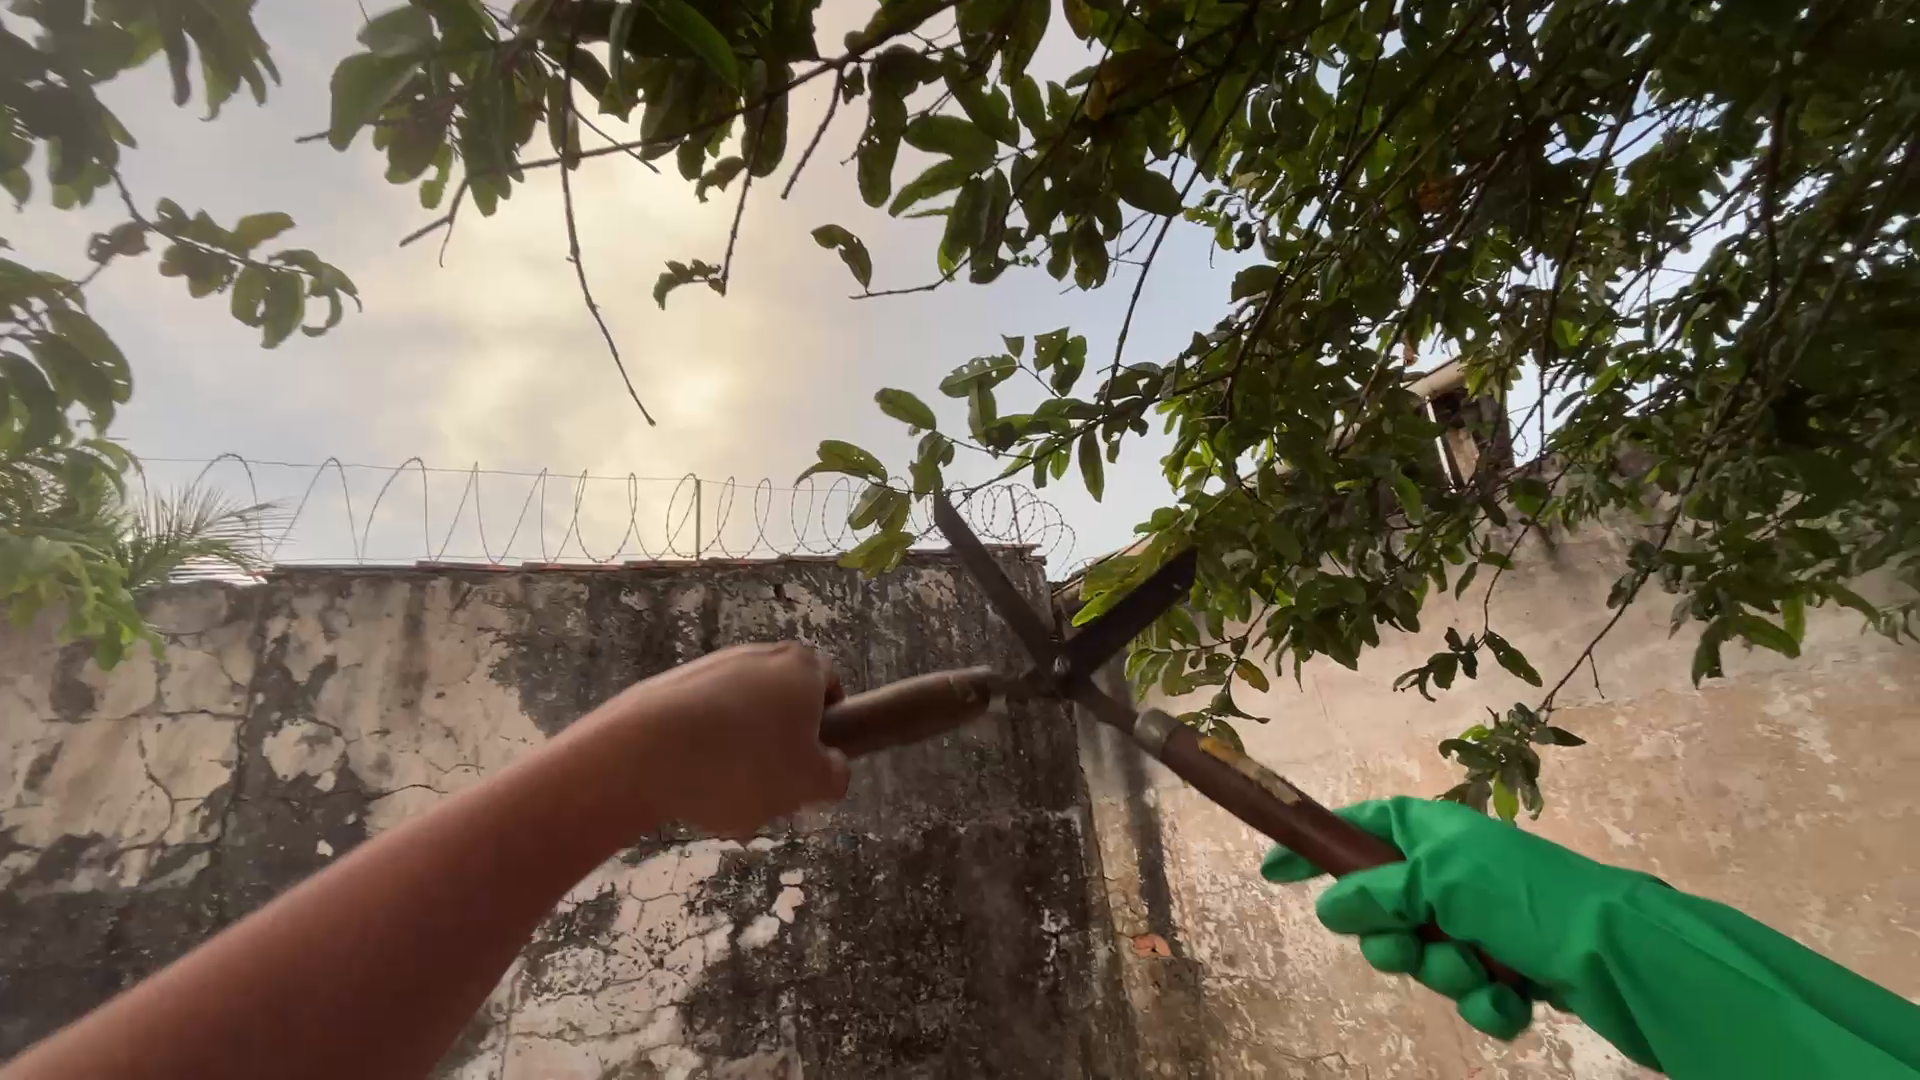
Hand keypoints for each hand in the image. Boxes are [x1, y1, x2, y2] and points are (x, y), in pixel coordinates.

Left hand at [577, 641, 850, 838]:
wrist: (644, 754)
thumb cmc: (745, 764)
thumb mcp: (811, 783)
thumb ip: (835, 775)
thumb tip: (832, 768)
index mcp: (801, 666)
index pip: (831, 685)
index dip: (831, 724)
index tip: (817, 760)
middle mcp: (759, 655)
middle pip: (783, 705)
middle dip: (780, 750)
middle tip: (773, 792)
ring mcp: (711, 667)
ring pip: (740, 719)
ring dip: (740, 760)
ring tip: (725, 805)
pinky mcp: (669, 687)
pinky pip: (700, 724)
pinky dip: (701, 755)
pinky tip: (690, 793)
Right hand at [1259, 796, 1668, 1067]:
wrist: (1632, 958)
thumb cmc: (1521, 898)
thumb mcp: (1436, 879)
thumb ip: (1373, 891)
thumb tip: (1328, 907)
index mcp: (1428, 833)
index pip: (1352, 831)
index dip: (1313, 849)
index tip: (1273, 873)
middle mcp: (1448, 873)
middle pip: (1381, 906)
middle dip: (1392, 938)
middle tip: (1410, 947)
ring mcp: (1480, 920)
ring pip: (1422, 952)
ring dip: (1441, 970)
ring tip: (1477, 974)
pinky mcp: (1511, 967)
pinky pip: (1468, 989)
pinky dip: (1483, 1001)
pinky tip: (1510, 1003)